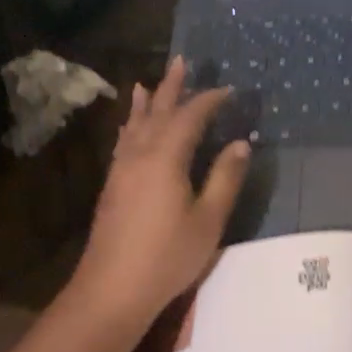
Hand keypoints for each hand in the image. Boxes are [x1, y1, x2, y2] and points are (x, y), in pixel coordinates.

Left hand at [68, 58, 249, 333]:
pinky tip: (130, 130)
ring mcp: (121, 170)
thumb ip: (225, 179)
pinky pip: (124, 142)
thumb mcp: (208, 220)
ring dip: (146, 103)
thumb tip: (239, 144)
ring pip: (135, 126)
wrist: (112, 290)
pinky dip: (131, 126)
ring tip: (148, 84)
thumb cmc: (167, 256)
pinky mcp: (112, 187)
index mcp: (166, 158)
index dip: (209, 100)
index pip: (190, 116)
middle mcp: (140, 155)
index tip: (229, 90)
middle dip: (171, 87)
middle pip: (157, 112)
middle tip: (181, 61)